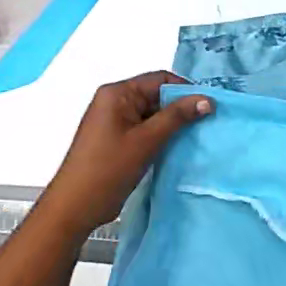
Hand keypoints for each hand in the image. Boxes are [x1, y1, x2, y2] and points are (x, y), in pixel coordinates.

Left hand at [43, 71, 210, 231]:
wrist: (75, 206)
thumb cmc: (109, 169)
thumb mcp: (147, 140)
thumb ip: (178, 116)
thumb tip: (207, 100)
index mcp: (117, 93)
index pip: (160, 79)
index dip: (185, 90)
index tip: (209, 106)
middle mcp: (115, 101)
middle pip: (157, 95)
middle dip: (181, 108)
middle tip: (208, 122)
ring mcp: (115, 122)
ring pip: (153, 114)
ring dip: (173, 124)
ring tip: (198, 135)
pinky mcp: (118, 140)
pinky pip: (146, 129)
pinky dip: (162, 135)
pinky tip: (179, 147)